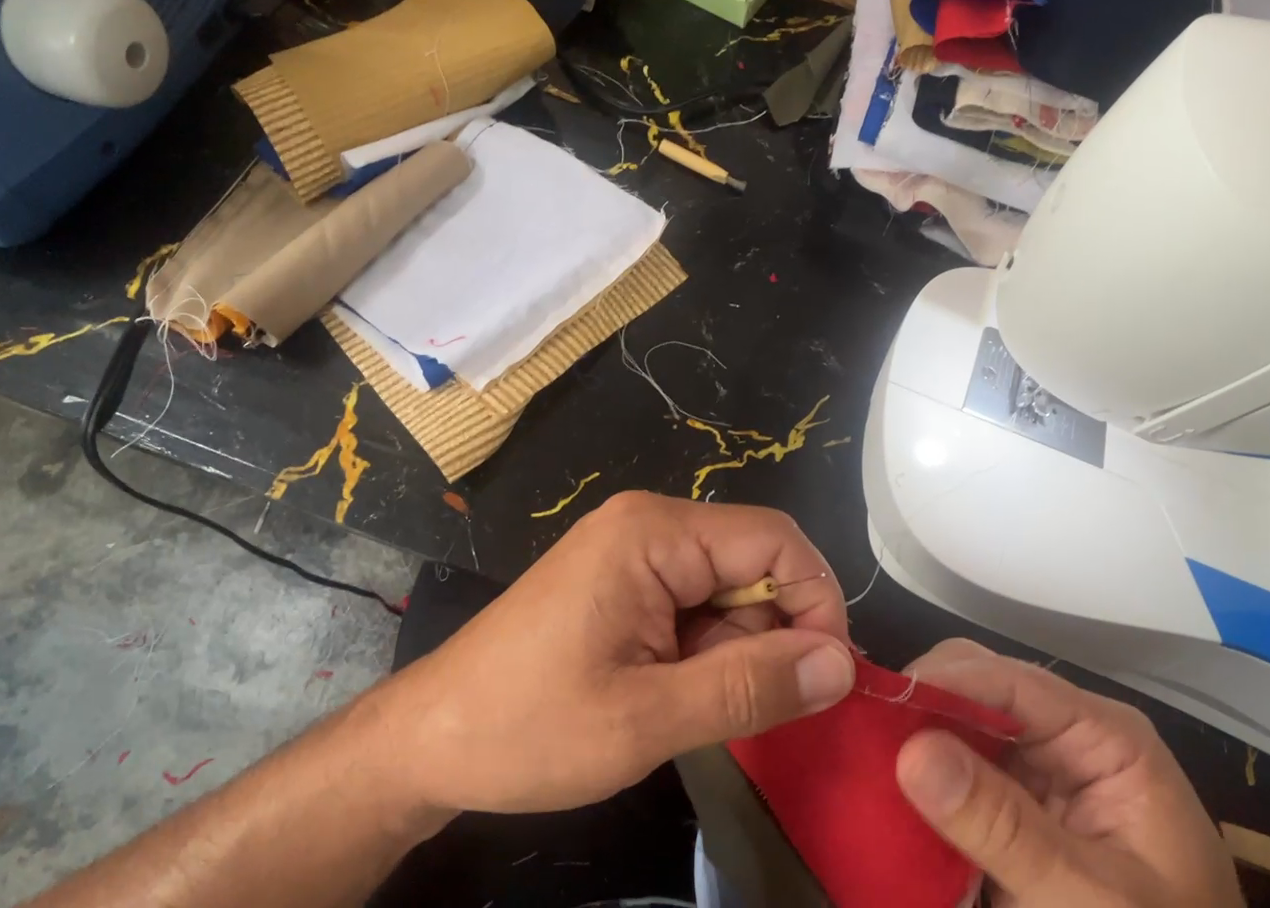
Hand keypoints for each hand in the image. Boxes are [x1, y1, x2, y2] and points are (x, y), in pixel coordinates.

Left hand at [368, 491, 856, 814]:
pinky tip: (672, 696)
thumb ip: (749, 687)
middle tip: (746, 710)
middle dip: (770, 637)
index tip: (824, 681)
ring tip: (690, 709)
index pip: (775, 542)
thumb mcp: (645, 719)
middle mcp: (647, 527)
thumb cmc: (526, 727)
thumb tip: (843, 665)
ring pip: (728, 592)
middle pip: (754, 565)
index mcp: (652, 534)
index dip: (815, 604)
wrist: (426, 742)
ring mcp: (631, 555)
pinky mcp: (622, 586)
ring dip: (734, 652)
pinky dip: (704, 654)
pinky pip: (694, 607)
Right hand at [893, 640, 1242, 907]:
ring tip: (858, 759)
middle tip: (859, 739)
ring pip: (958, 725)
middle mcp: (1068, 737)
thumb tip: (910, 750)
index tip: (874, 706)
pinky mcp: (1015, 806)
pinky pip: (957, 773)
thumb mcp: (1086, 898)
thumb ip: (1002, 826)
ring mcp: (1039, 771)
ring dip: (913, 741)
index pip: (1012, 679)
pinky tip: (883, 792)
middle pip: (978, 688)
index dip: (940, 682)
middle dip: (921, 707)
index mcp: (1105, 737)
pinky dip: (921, 781)